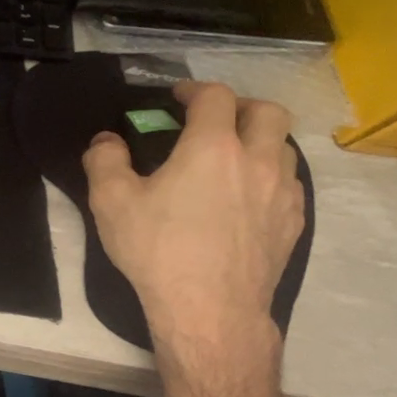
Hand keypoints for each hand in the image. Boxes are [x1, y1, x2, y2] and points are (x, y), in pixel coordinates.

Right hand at [84, 82, 304, 350]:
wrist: (209, 307)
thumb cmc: (156, 248)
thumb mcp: (110, 202)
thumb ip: (104, 160)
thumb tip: (107, 140)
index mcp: (212, 148)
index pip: (216, 97)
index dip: (195, 89)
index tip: (176, 96)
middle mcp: (257, 160)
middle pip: (268, 112)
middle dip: (241, 106)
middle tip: (213, 119)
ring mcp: (282, 192)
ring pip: (284, 147)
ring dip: (259, 141)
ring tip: (230, 158)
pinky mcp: (292, 221)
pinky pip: (287, 182)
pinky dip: (267, 174)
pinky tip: (242, 196)